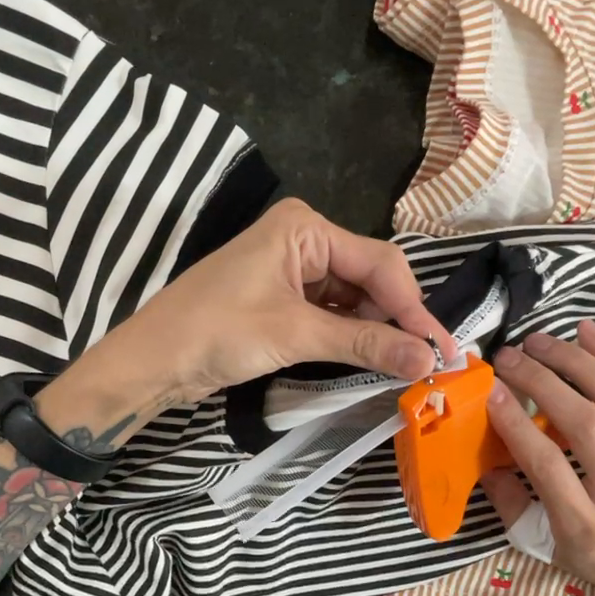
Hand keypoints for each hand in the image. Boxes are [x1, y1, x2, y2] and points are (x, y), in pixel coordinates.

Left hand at [67, 199, 455, 409]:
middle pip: (369, 279)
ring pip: (352, 300)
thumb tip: (425, 360)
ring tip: (407, 367)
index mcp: (304, 227)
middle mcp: (303, 241)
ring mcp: (291, 272)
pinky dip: (349, 338)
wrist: (153, 360)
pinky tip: (372, 361)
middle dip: (397, 321)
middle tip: (430, 364)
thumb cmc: (216, 331)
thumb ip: (362, 344)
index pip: (379, 263)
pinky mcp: (282, 302)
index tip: (441, 350)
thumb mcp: (294, 335)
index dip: (413, 309)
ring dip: (375, 333)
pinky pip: (330, 316)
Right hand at [480, 320, 594, 595]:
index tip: (491, 393)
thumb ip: (509, 503)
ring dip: (578, 361)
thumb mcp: (540, 545)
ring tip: (542, 341)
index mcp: (584, 524)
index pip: (548, 464)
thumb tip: (483, 459)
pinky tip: (589, 333)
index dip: (517, 425)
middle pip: (585, 423)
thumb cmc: (591, 559)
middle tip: (509, 358)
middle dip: (543, 381)